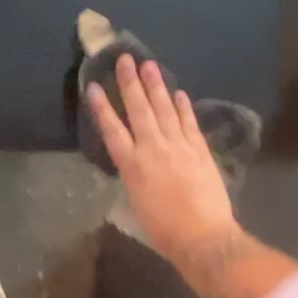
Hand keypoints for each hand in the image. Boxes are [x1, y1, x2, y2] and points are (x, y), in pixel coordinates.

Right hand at [86, 53, 240, 261]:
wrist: (203, 238)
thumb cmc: (162, 229)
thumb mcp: (135, 202)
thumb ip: (132, 176)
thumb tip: (132, 160)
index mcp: (131, 165)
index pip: (112, 129)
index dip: (102, 107)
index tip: (93, 87)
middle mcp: (153, 149)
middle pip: (139, 110)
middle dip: (130, 83)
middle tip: (125, 59)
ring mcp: (179, 147)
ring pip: (164, 110)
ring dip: (156, 86)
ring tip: (149, 65)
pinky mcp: (200, 151)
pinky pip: (189, 123)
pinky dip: (183, 107)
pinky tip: (178, 92)